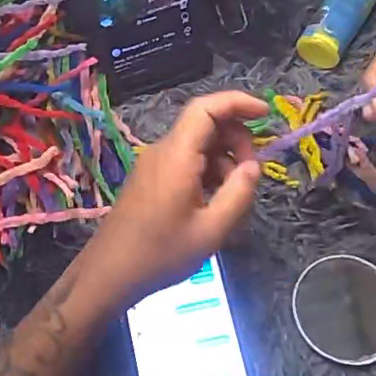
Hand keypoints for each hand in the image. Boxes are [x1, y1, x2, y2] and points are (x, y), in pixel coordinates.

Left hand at [78, 91, 268, 303]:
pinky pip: (185, 162)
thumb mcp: (211, 229)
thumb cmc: (160, 253)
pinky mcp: (150, 179)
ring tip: (233, 199)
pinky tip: (214, 204)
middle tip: (250, 175)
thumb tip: (253, 166)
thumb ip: (238, 193)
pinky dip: (207, 173)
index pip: (206, 108)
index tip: (266, 115)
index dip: (238, 102)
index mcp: (176, 155)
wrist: (109, 273)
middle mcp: (163, 151)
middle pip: (205, 125)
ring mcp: (154, 165)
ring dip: (223, 161)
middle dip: (236, 140)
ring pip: (197, 146)